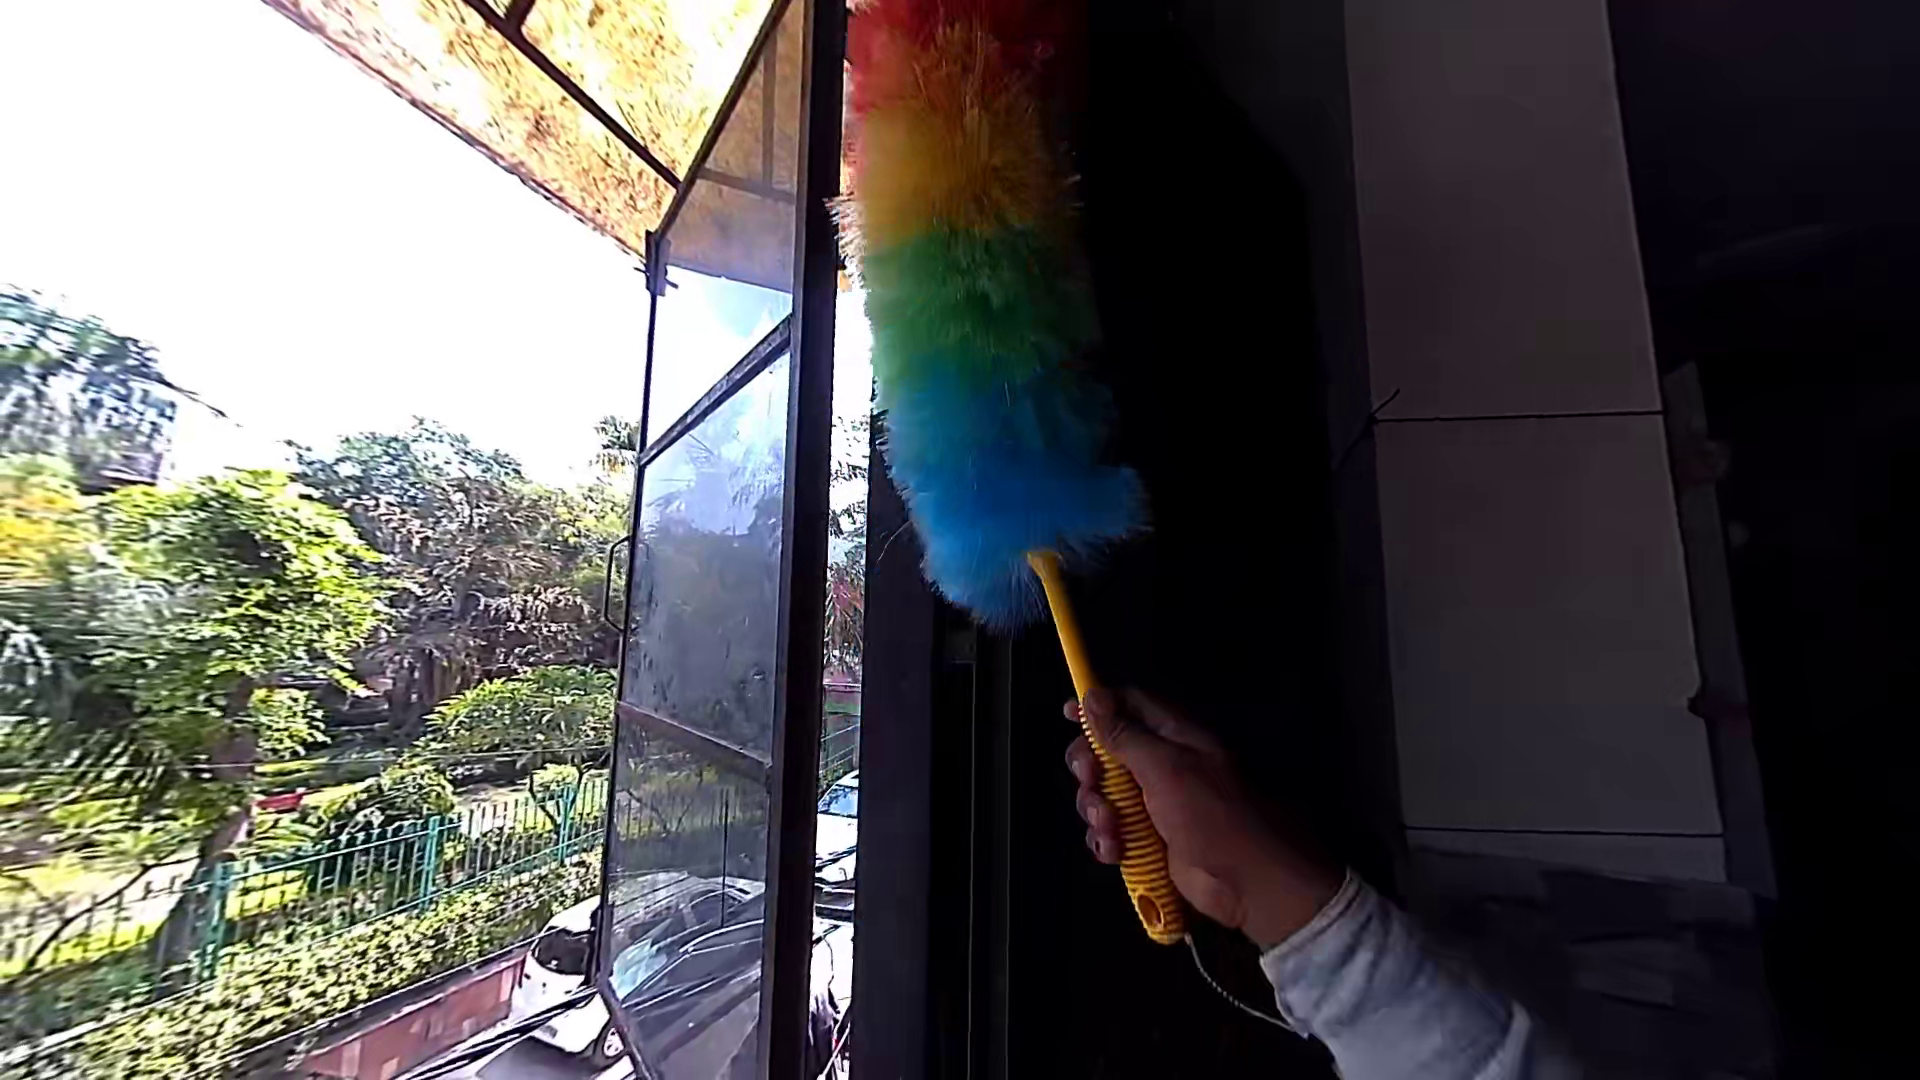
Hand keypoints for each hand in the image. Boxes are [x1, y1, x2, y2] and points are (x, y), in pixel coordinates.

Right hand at [1065, 688, 1339, 948]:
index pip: (1127, 704)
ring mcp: (1152, 801)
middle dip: (1089, 765)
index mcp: (1170, 734)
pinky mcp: (1147, 836)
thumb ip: (1124, 734)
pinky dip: (1105, 838)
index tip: (1069, 713)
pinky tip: (1113, 850)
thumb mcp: (1165, 767)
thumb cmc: (1213, 814)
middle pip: (1104, 748)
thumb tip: (1092, 696)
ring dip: (1096, 808)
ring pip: (1102, 791)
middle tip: (1090, 778)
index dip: (1097, 704)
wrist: (1251, 885)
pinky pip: (1110, 827)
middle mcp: (1158, 761)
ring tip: (1110, 828)